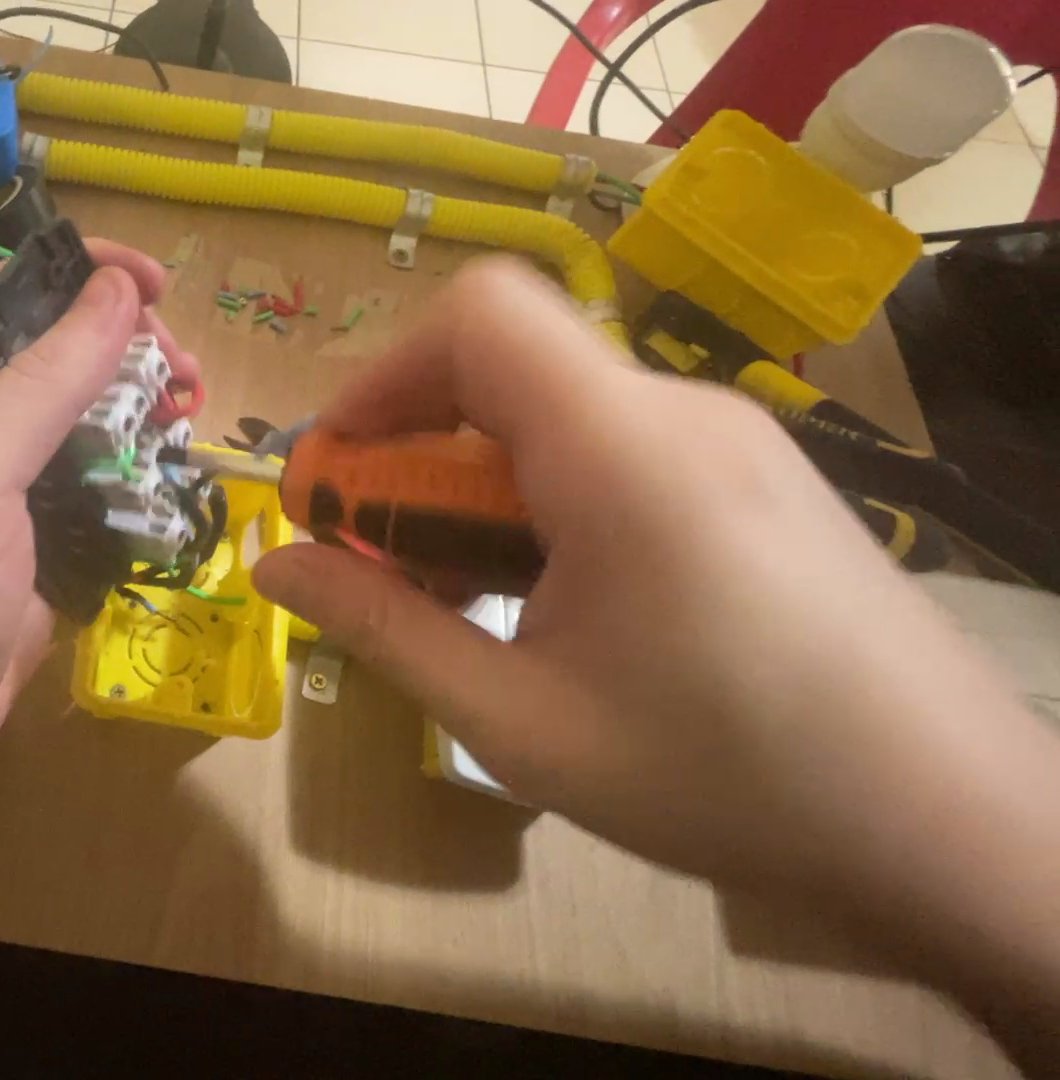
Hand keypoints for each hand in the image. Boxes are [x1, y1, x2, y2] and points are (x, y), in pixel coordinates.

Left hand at [0, 240, 194, 747]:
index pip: (13, 298)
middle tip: (182, 368)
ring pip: (96, 414)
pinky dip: (147, 464)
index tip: (154, 282)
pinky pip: (108, 478)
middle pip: (66, 354)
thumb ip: (36, 387)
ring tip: (191, 407)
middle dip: (130, 344)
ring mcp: (21, 480)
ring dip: (147, 401)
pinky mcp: (54, 529)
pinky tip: (176, 463)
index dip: (81, 274)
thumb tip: (113, 294)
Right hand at [252, 260, 1059, 957]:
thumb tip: (271, 567)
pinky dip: (523, 499)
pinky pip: (595, 447)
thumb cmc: (723, 780)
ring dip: (461, 485)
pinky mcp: (738, 475)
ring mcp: (718, 440)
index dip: (381, 377)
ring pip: (541, 412)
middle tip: (370, 553)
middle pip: (498, 370)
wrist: (959, 839)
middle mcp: (674, 415)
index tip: (335, 471)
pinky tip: (528, 591)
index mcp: (623, 455)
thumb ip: (380, 627)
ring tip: (445, 589)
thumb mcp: (513, 720)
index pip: (478, 318)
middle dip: (404, 452)